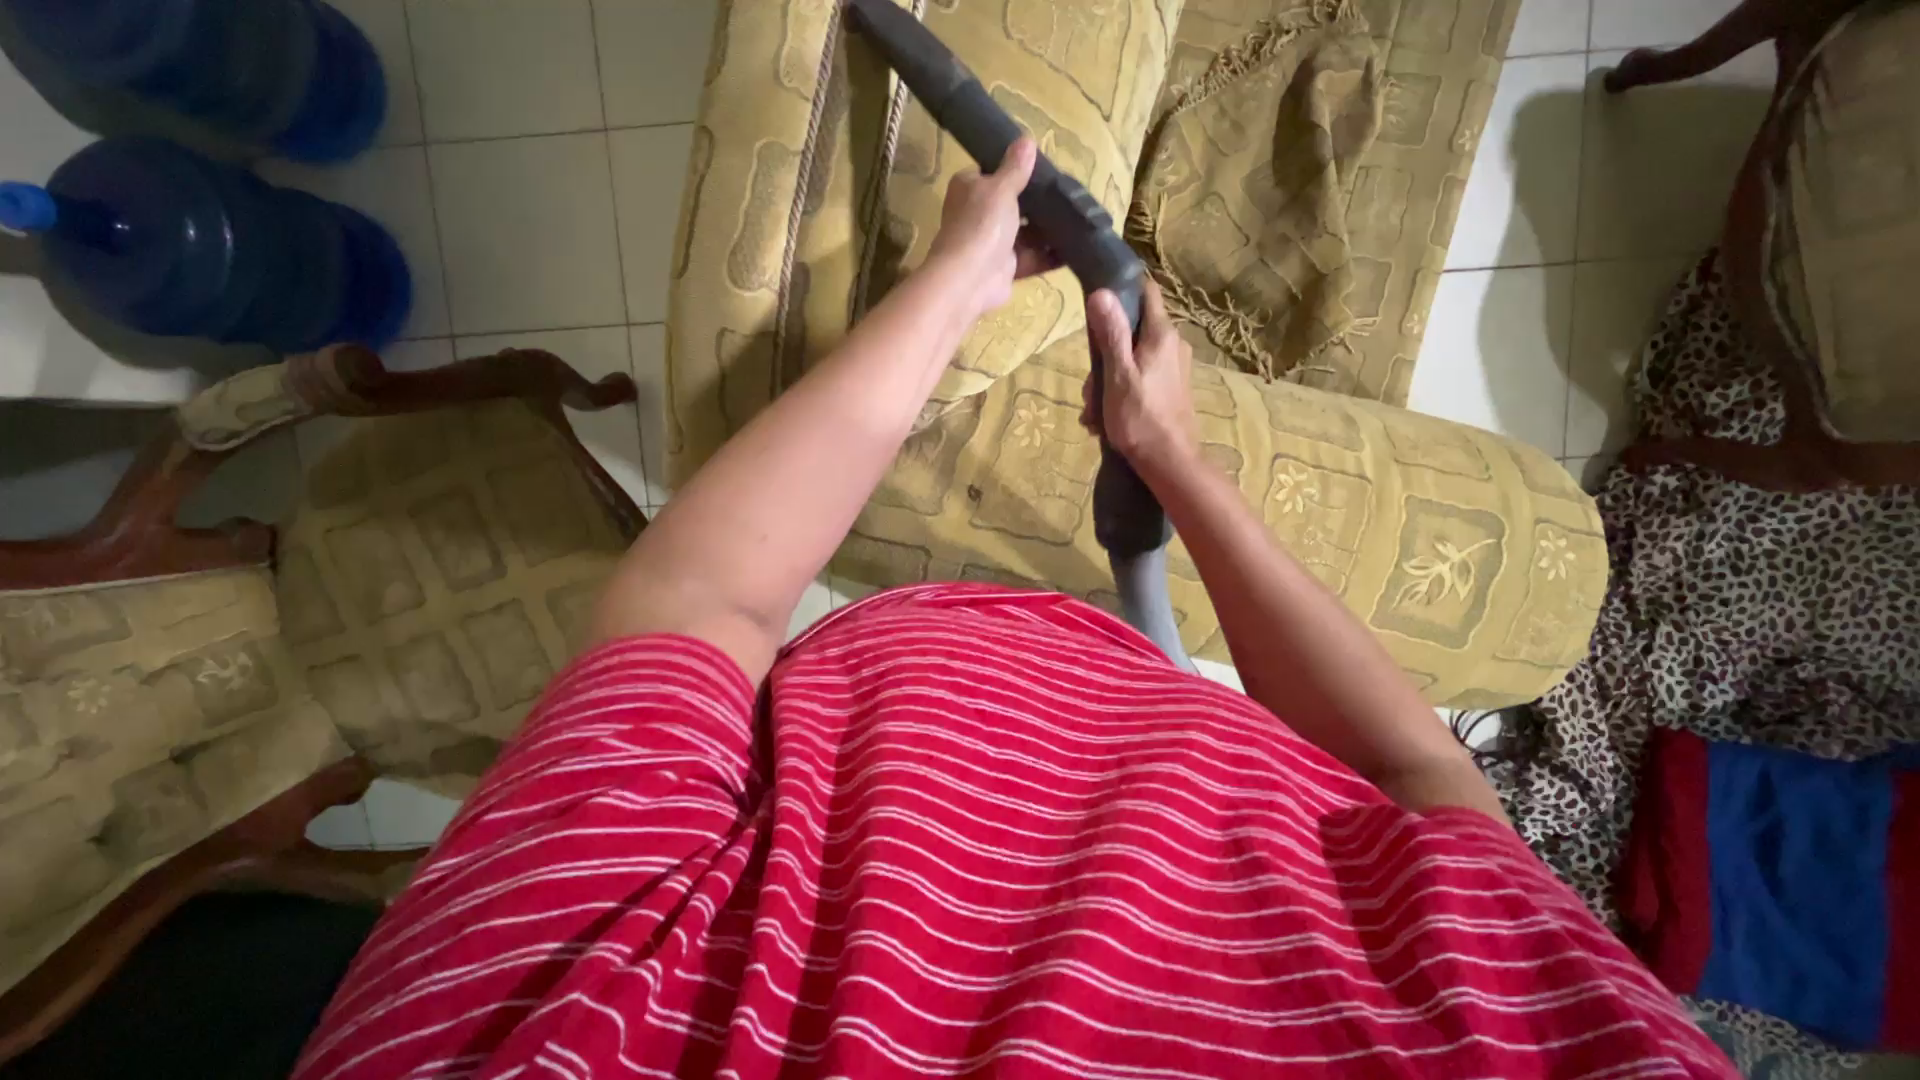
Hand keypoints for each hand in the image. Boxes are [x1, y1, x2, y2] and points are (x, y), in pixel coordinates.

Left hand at [925, 137, 1059, 322]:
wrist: (970, 279)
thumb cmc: (982, 224)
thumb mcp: (1000, 187)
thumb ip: (1015, 167)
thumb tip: (1026, 139)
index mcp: (970, 188)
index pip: (993, 173)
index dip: (1016, 170)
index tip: (1044, 169)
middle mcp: (978, 215)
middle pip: (1013, 204)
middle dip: (1038, 203)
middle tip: (1068, 195)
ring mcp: (992, 244)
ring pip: (1025, 233)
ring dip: (1049, 231)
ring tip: (1078, 220)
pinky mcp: (1005, 268)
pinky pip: (1032, 258)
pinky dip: (1050, 255)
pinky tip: (1075, 249)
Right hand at [1081, 281, 1197, 474]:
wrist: (1169, 463)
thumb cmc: (1140, 418)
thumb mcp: (1117, 374)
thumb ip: (1111, 334)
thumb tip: (1102, 292)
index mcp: (1162, 335)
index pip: (1145, 291)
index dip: (1121, 290)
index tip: (1097, 303)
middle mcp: (1173, 345)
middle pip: (1131, 333)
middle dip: (1104, 357)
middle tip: (1091, 390)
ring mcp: (1174, 368)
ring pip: (1132, 360)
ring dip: (1107, 384)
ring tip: (1095, 413)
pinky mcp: (1171, 389)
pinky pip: (1140, 380)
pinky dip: (1120, 396)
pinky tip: (1105, 421)